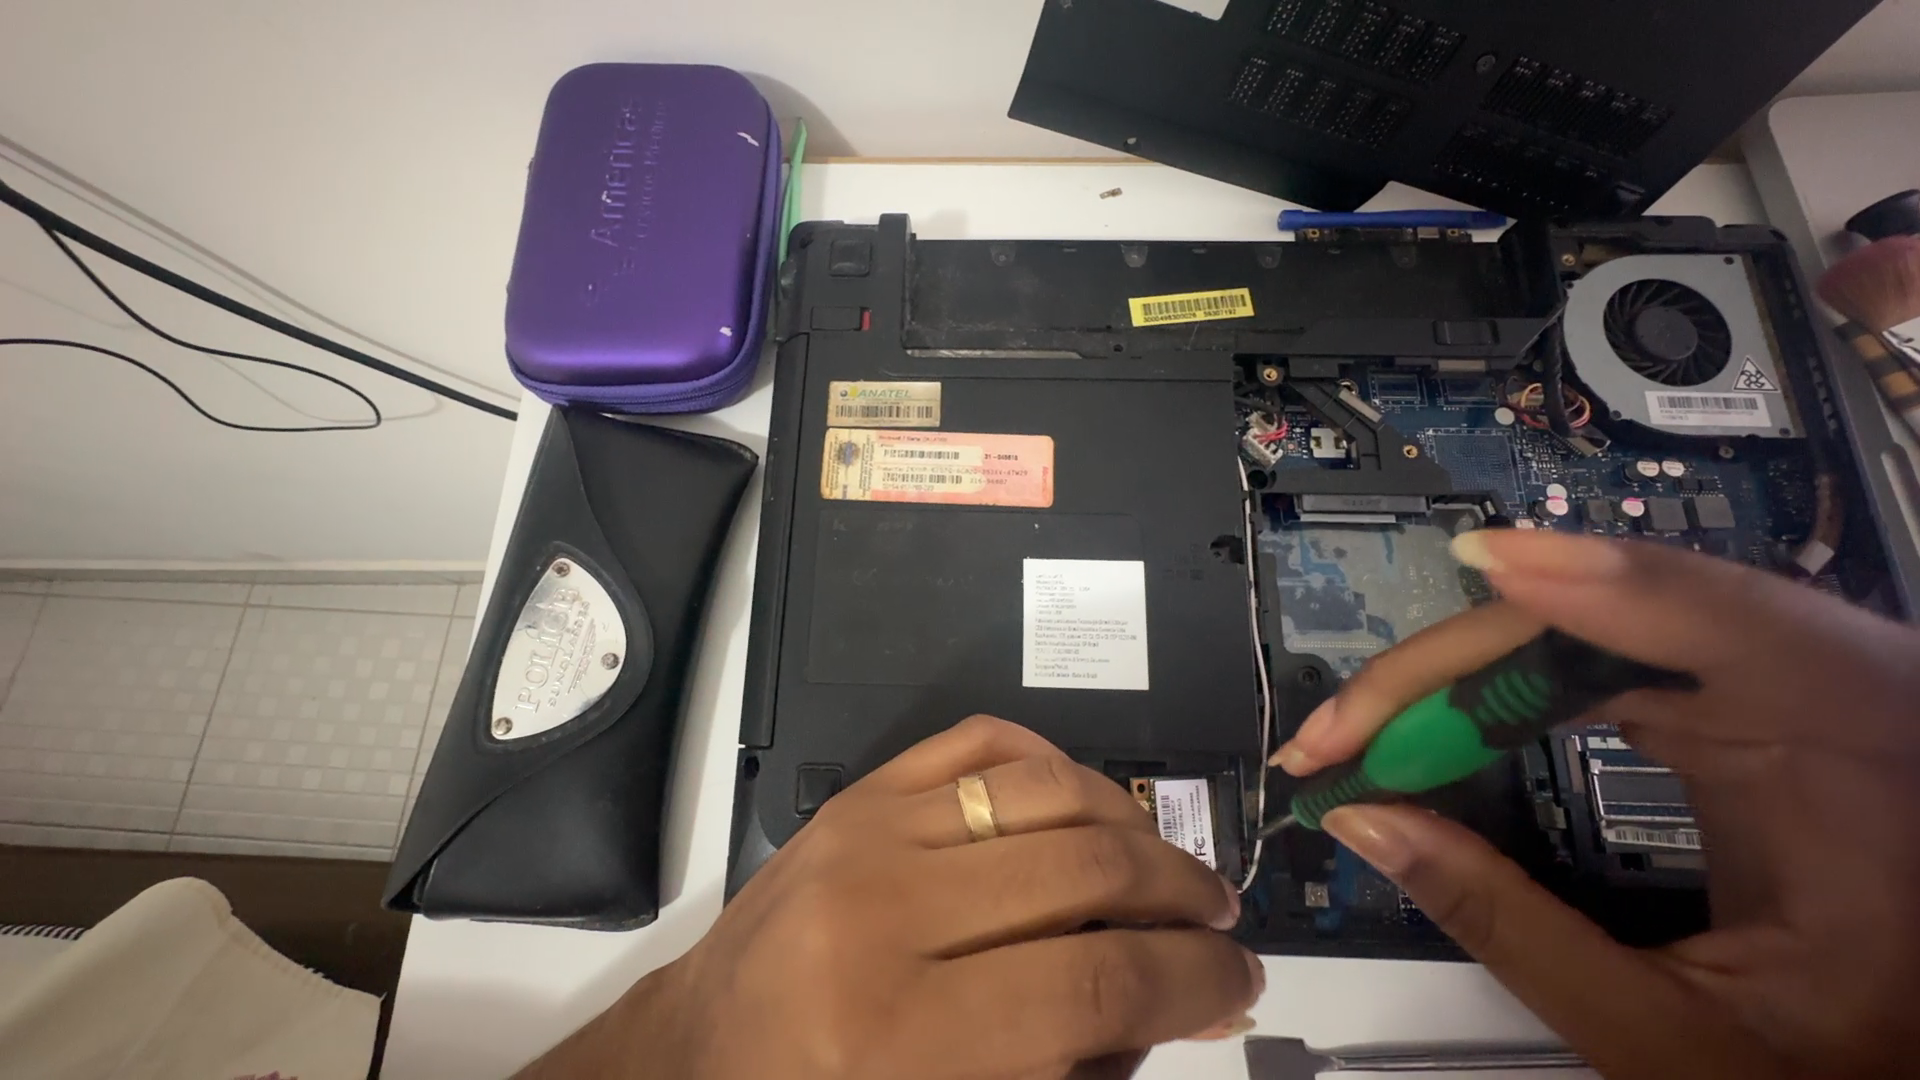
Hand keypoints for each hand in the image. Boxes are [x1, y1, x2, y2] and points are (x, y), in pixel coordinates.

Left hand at [521, 716, 1263, 1079]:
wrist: (700, 1055)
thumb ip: (1077, 1061)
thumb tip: (1181, 990)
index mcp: (902, 1035)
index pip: (1094, 985)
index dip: (1193, 981)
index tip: (1241, 980)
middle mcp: (884, 914)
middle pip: (1080, 874)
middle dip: (1178, 897)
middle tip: (1218, 918)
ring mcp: (867, 832)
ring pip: (1044, 790)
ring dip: (1131, 821)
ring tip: (1166, 862)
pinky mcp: (860, 792)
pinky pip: (980, 740)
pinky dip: (1051, 761)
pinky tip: (1085, 799)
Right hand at [1272, 529, 1919, 1079]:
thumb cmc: (1820, 1075)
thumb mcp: (1674, 1038)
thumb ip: (1512, 925)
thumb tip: (1360, 818)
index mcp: (1878, 776)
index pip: (1743, 632)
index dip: (1611, 581)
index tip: (1485, 562)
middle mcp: (1816, 707)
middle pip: (1600, 628)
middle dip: (1450, 668)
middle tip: (1341, 732)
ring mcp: (1752, 700)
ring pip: (1571, 639)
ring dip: (1447, 680)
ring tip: (1355, 735)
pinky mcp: (1705, 712)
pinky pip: (1575, 670)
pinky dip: (1483, 694)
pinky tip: (1421, 724)